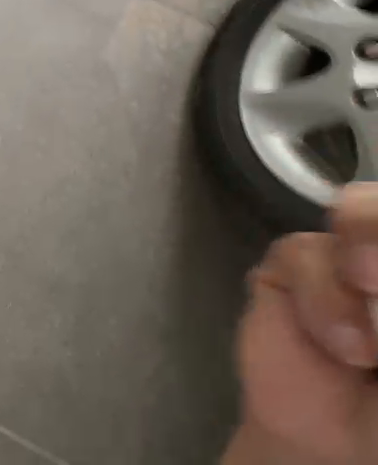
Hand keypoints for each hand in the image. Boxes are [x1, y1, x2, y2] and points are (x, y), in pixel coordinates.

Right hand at [229, 184, 377, 464]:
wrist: (343, 449)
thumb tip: (366, 270)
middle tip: (373, 280)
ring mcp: (348, 262)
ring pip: (354, 218)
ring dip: (354, 279)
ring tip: (368, 344)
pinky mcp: (289, 271)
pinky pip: (298, 253)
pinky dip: (318, 297)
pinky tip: (334, 343)